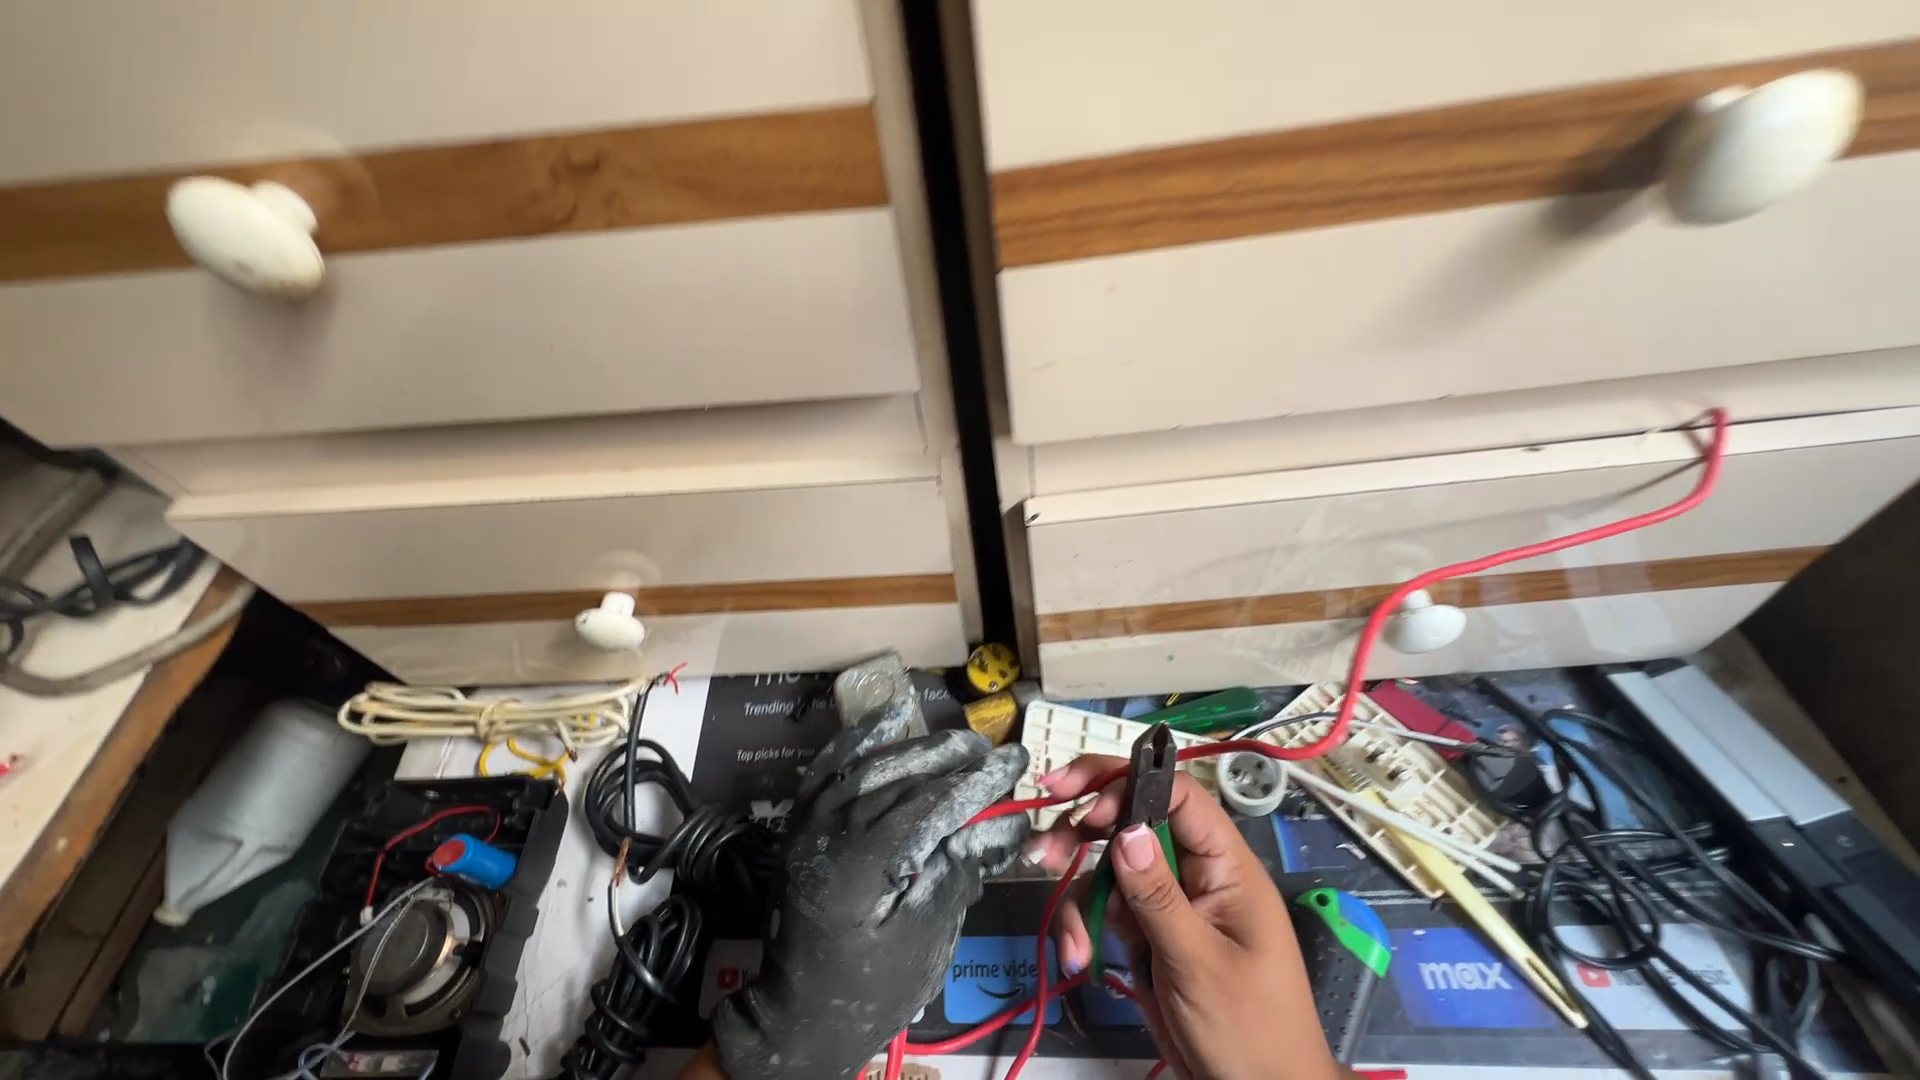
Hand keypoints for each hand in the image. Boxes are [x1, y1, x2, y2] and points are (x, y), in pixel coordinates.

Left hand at [713, 714, 1029, 1079]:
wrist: (795, 1015)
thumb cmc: (866, 988)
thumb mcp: (923, 943)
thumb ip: (954, 875)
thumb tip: (993, 825)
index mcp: (859, 865)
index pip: (929, 804)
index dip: (976, 782)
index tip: (1014, 763)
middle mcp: (829, 830)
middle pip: (899, 775)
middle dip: (950, 758)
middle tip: (991, 749)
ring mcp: (809, 820)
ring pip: (867, 762)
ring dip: (915, 745)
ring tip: (956, 740)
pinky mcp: (801, 820)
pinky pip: (830, 764)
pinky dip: (860, 737)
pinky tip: (889, 718)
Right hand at [1027, 756, 1342, 1079]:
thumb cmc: (1249, 1030)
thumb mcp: (1200, 964)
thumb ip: (1159, 896)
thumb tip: (1127, 830)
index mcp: (1224, 865)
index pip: (1177, 797)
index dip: (1128, 788)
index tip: (1081, 807)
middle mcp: (1192, 871)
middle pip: (1134, 820)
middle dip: (1086, 824)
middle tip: (1046, 839)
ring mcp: (1166, 900)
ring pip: (1110, 866)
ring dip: (1077, 887)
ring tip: (1063, 927)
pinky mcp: (1145, 930)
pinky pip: (1104, 907)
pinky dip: (1083, 925)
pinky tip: (1077, 956)